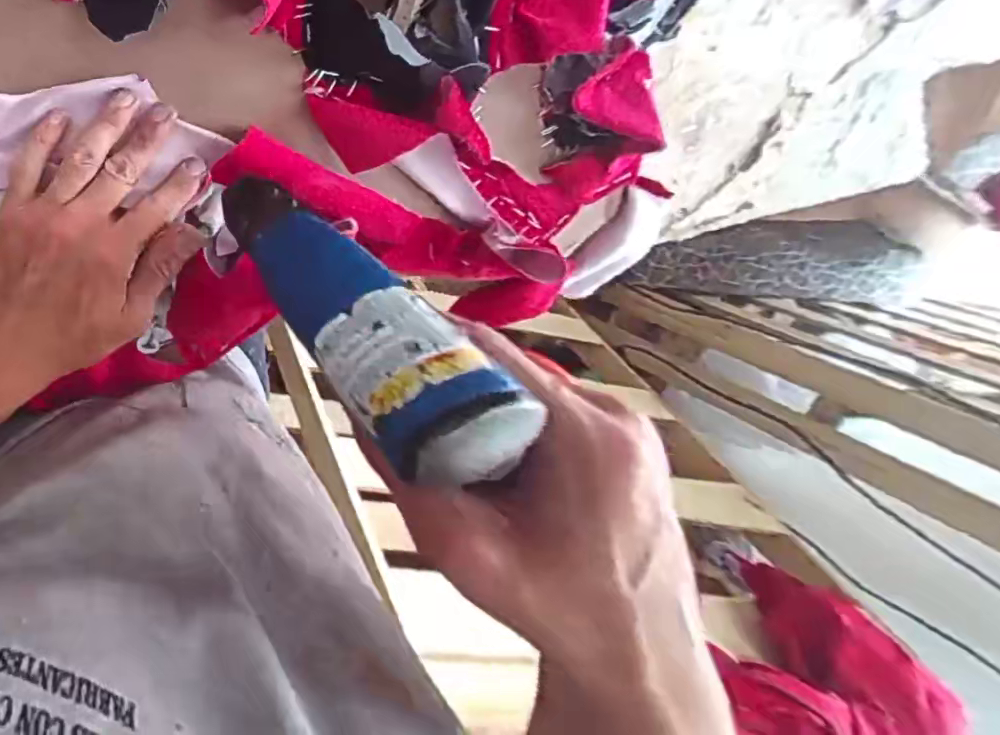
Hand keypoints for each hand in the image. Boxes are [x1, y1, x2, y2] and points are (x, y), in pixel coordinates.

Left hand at [0, 89, 207, 397]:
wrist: (9, 341)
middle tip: (166, 111)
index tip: (196, 163)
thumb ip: (159, 271)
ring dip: (106, 125)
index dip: (181, 182)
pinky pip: (28, 165)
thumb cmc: (75, 335)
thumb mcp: (129, 317)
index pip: (157, 205)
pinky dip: (43, 138)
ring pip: (81, 157)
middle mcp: (82, 221)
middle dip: (148, 137)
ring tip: (125, 97)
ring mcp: (45, 211)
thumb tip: (192, 233)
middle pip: (122, 169)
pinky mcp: (14, 209)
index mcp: (113, 250)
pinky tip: (59, 115)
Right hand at [364, 326, 730, 733]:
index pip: (493, 351)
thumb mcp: (460, 549)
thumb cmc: (554, 608)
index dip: (432, 339)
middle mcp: (613, 416)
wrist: (640, 662)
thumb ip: (403, 478)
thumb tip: (359, 414)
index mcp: (587, 435)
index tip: (385, 338)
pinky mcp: (623, 442)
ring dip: (476, 392)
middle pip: (508, 364)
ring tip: (433, 416)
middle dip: (448, 369)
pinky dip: (505, 411)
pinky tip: (481, 443)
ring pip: (526, 382)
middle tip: (399, 384)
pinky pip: (547, 405)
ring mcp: (624, 427)